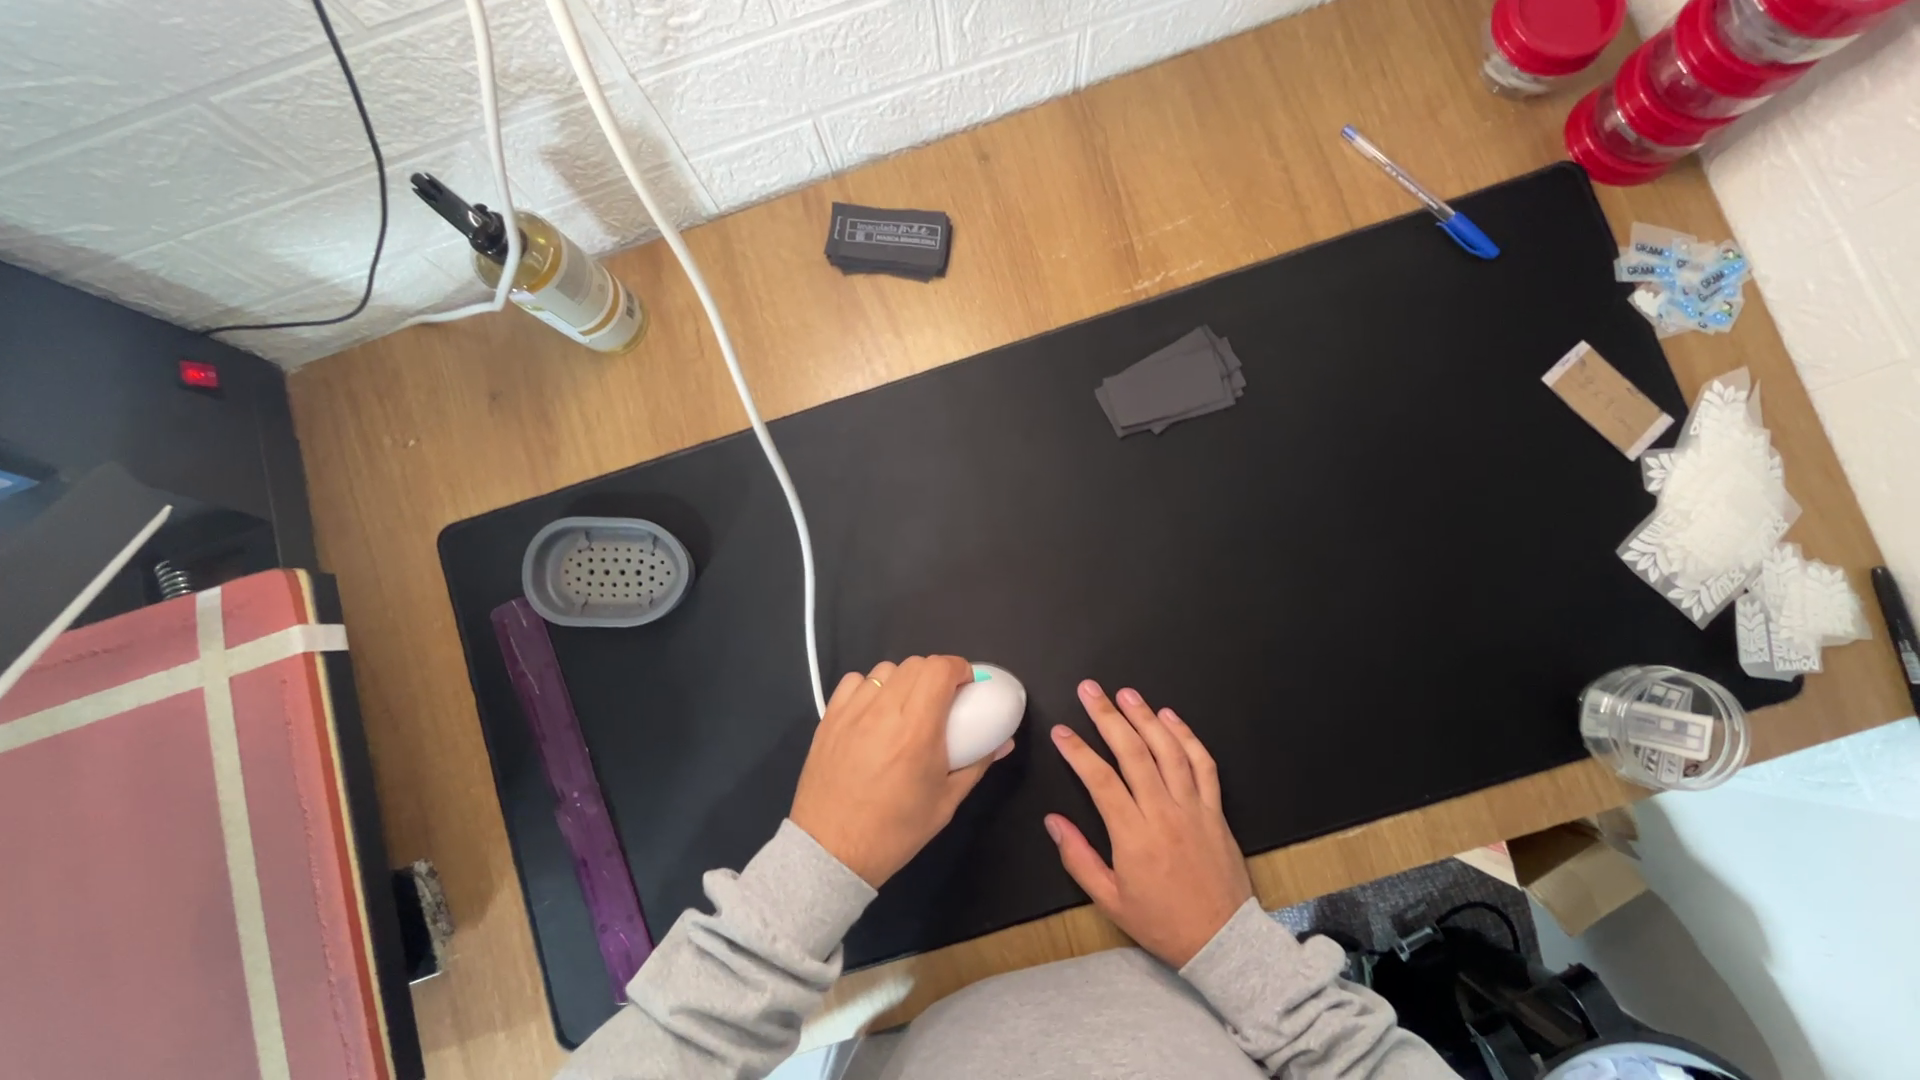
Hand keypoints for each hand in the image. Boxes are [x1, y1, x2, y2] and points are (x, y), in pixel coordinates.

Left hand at [791, 655, 1010, 886]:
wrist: (832, 852)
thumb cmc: (895, 831)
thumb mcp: (946, 802)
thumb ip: (977, 764)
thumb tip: (1003, 742)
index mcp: (917, 730)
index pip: (940, 669)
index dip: (959, 668)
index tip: (967, 685)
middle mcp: (883, 712)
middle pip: (915, 664)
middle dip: (935, 674)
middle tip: (942, 700)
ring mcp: (851, 712)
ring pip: (885, 670)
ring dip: (904, 680)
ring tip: (907, 707)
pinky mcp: (828, 719)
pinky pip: (854, 682)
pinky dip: (871, 688)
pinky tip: (875, 711)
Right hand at [1046, 680, 1252, 968]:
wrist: (1223, 940)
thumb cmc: (1162, 923)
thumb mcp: (1110, 900)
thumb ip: (1078, 858)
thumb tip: (1053, 822)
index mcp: (1133, 835)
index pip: (1100, 779)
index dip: (1077, 751)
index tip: (1061, 732)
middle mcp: (1163, 813)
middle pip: (1132, 752)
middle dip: (1107, 716)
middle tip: (1090, 690)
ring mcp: (1193, 807)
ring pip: (1168, 750)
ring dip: (1145, 717)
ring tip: (1126, 693)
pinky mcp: (1215, 809)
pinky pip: (1203, 764)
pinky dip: (1187, 737)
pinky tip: (1170, 718)